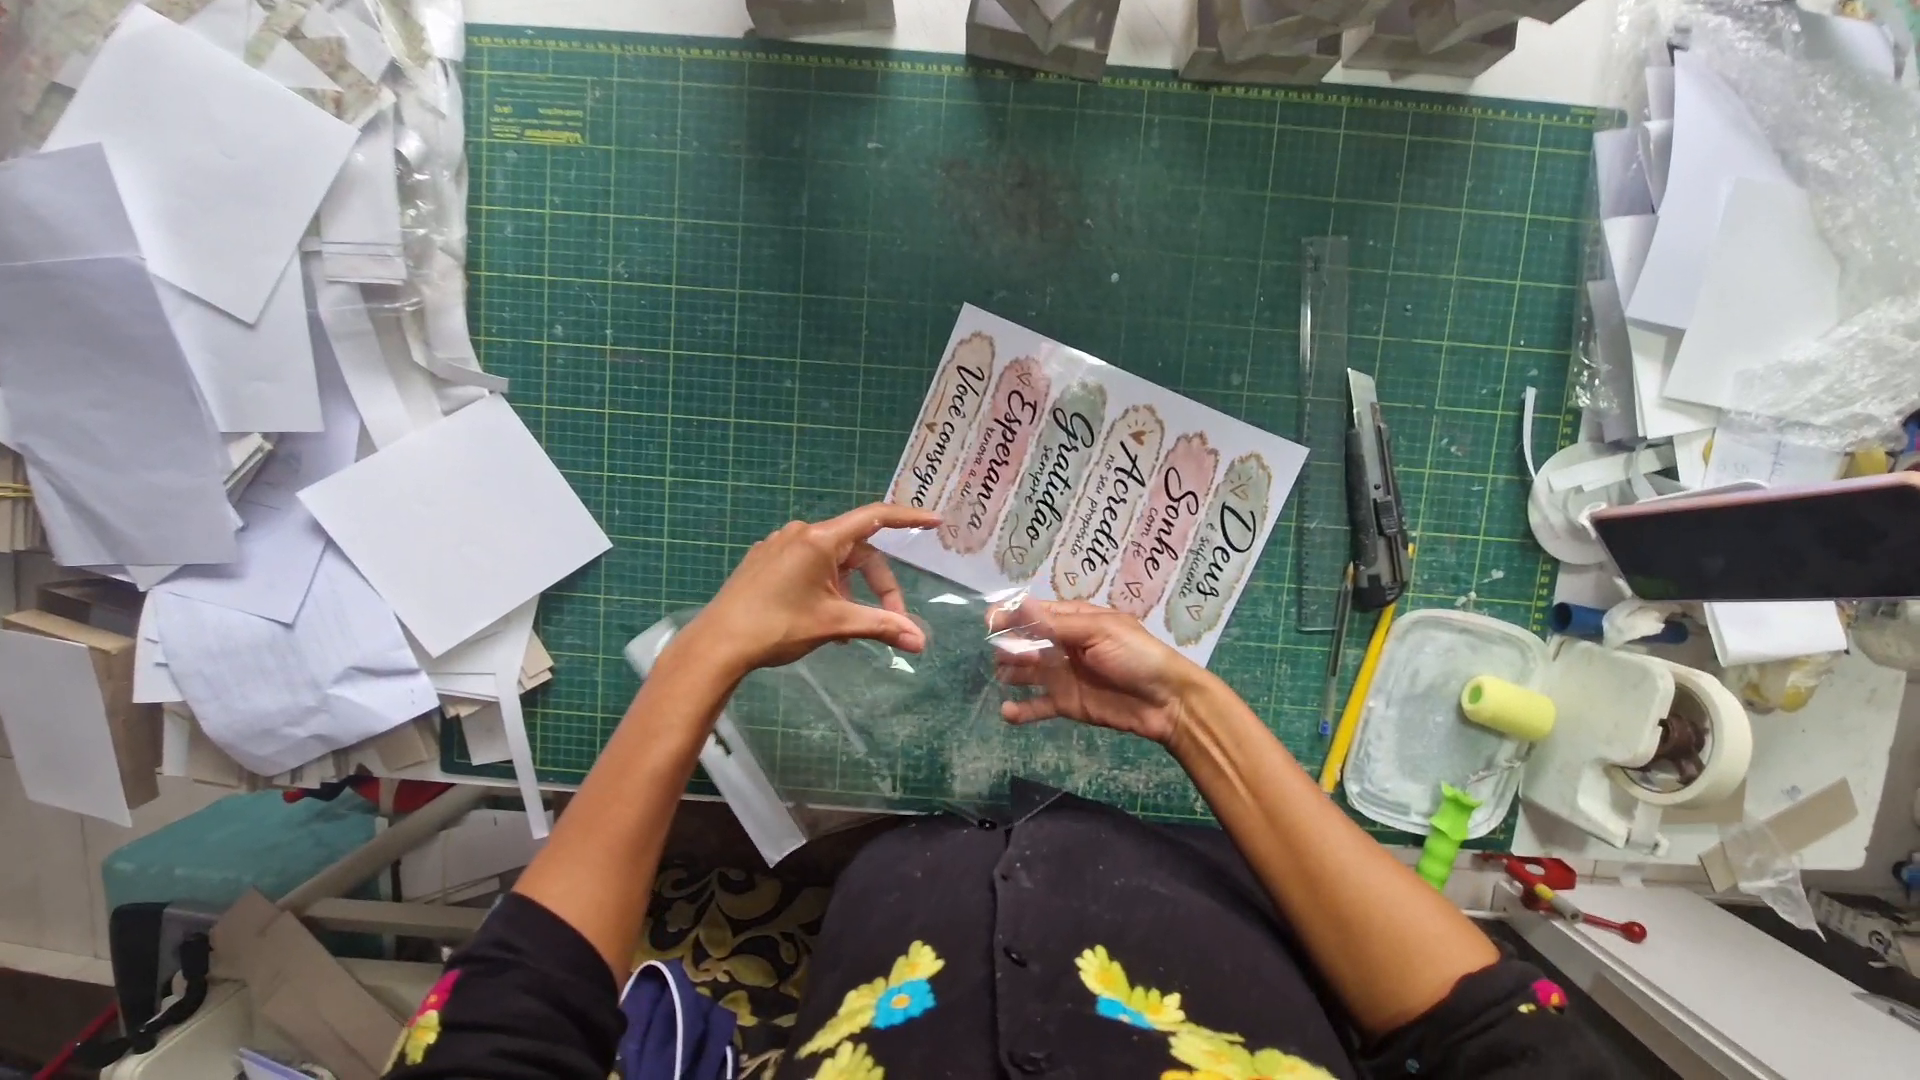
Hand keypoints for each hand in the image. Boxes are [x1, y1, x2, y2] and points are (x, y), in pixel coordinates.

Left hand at [679, 502, 941, 676]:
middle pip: (856, 550)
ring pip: (832, 561)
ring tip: (848, 628)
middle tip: (890, 619)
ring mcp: (779, 545)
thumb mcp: (835, 625)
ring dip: (850, 590)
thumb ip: (881, 627)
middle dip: (878, 584)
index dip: (908, 519)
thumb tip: (920, 642)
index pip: (875, 518)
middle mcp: (800, 533)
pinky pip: (809, 566)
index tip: (935, 521)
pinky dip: (827, 588)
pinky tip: (822, 618)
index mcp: (819, 540)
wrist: (717, 644)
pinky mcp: (765, 561)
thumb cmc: (777, 627)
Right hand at [988, 599, 1212, 744]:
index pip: (1036, 614)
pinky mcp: (1066, 704)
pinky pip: (1037, 705)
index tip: (989, 620)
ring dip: (1010, 673)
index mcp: (1075, 621)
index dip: (1012, 616)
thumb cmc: (1136, 656)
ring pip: (1026, 672)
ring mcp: (1063, 675)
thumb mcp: (1099, 631)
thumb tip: (1019, 604)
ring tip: (1002, 676)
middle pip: (1026, 642)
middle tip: (1002, 654)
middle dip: (1009, 645)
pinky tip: (1007, 712)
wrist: (1166, 701)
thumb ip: (1057, 624)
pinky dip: (1021, 709)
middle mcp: (1064, 645)